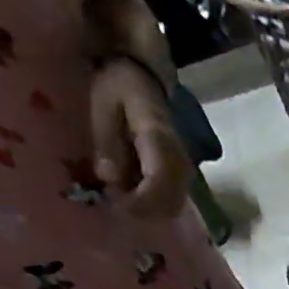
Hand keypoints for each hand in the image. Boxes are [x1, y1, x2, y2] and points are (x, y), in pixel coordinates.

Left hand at [89, 58, 190, 217]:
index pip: (158, 184)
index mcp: (159, 141)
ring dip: (147, 209)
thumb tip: (109, 179)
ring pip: (173, 207)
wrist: (143, 78)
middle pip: (169, 203)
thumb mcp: (102, 108)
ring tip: (123, 193)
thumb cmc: (118, 89)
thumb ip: (107, 144)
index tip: (113, 199)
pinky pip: (173, 201)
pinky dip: (154, 204)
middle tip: (113, 196)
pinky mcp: (184, 176)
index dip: (137, 201)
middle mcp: (180, 161)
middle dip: (140, 209)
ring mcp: (186, 170)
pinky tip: (135, 190)